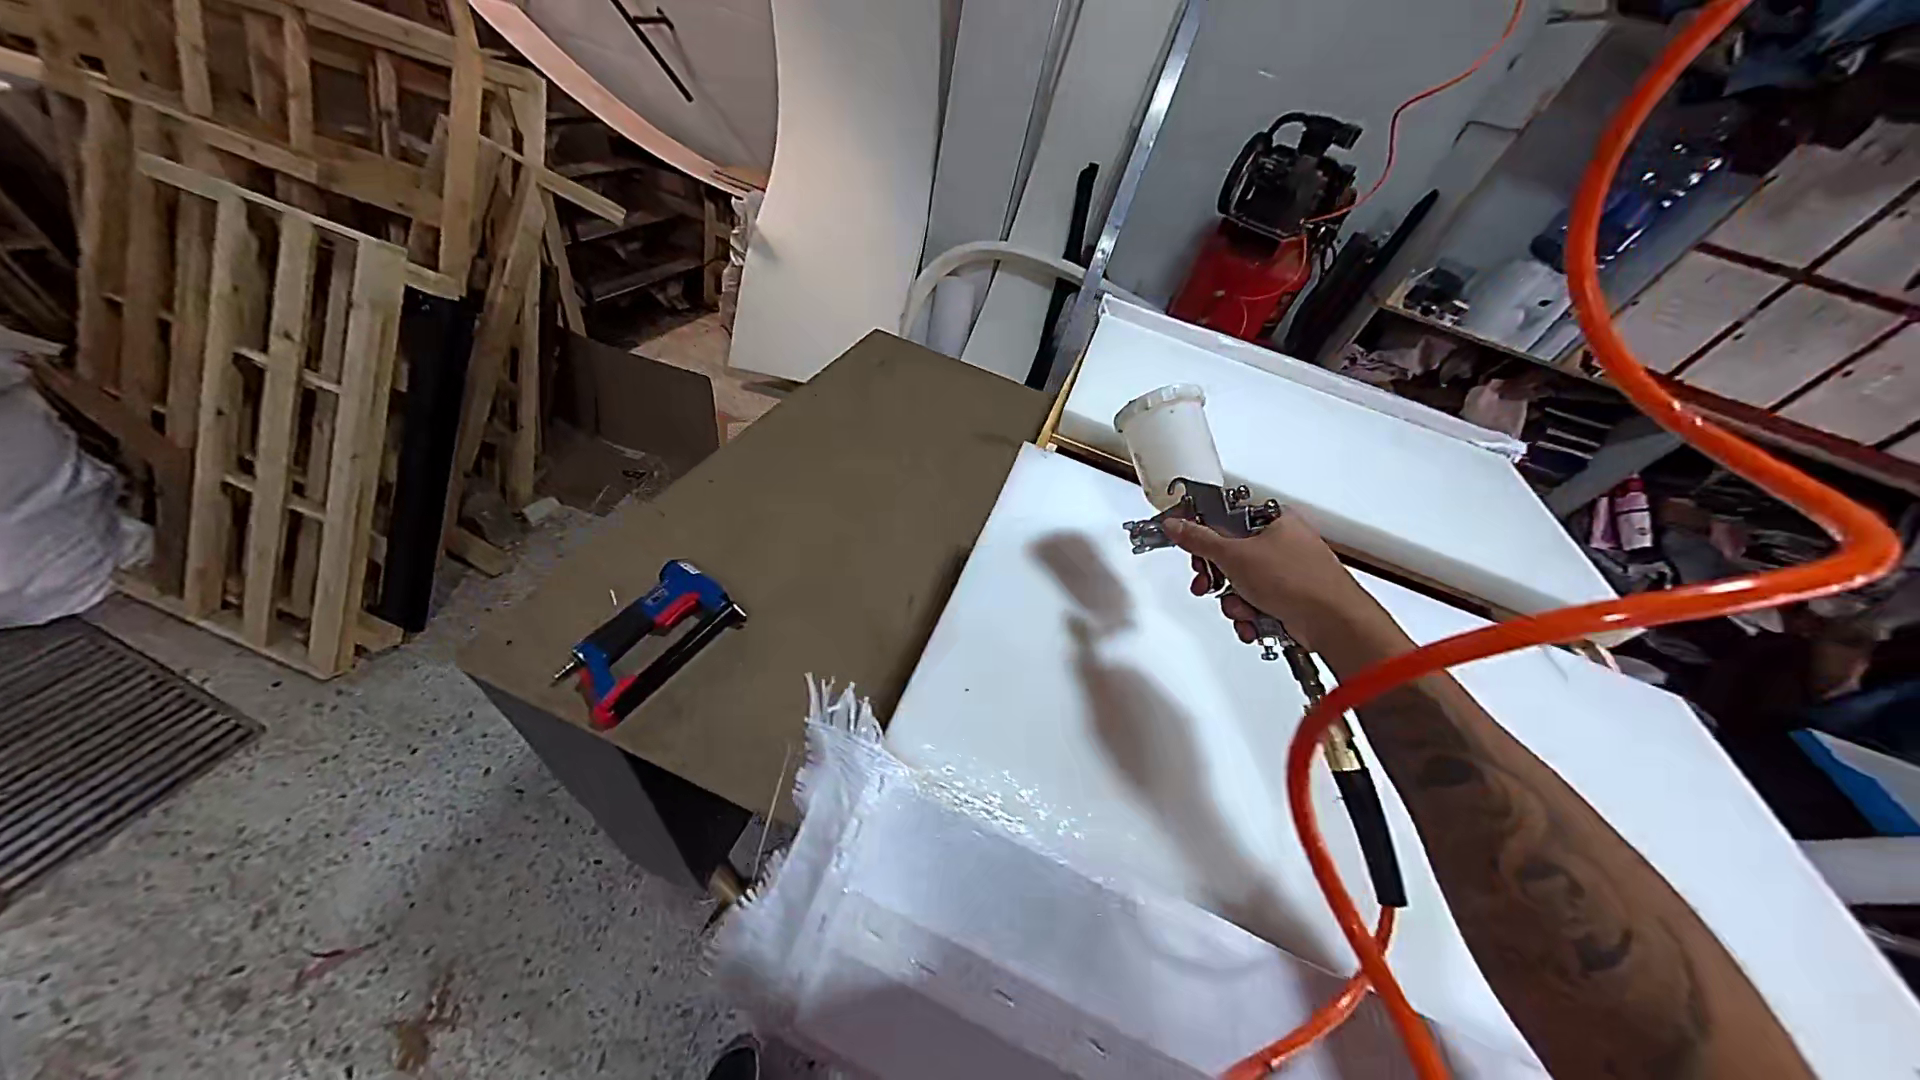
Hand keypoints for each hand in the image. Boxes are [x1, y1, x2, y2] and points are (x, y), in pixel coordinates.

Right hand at [1160, 512, 1367, 652]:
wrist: (1333, 623)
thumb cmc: (1300, 582)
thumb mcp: (1235, 555)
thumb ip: (1200, 540)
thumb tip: (1177, 526)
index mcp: (1274, 521)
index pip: (1225, 519)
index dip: (1203, 535)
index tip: (1190, 548)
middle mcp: (1282, 543)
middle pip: (1229, 556)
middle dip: (1218, 577)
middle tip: (1209, 583)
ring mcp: (1286, 572)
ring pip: (1239, 583)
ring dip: (1234, 600)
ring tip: (1242, 607)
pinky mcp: (1288, 599)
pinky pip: (1254, 603)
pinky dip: (1249, 614)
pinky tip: (1253, 620)